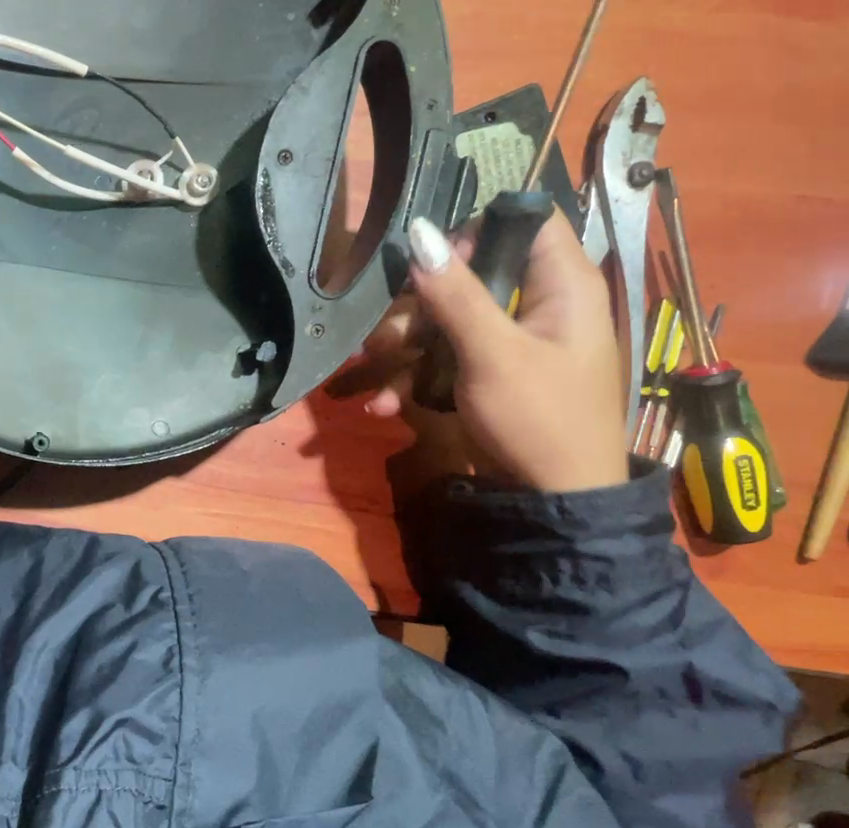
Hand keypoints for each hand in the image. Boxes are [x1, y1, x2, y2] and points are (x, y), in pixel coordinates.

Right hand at [359, 213, 628, 493]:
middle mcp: (538, 305)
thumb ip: (455, 294)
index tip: (429, 270)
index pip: (523, 223)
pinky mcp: (486, 376)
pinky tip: (381, 406)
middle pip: (469, 278)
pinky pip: (442, 362)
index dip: (473, 235)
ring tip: (374, 379)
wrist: (552, 496)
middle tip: (387, 339)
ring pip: (445, 323)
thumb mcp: (491, 353)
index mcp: (562, 285)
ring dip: (402, 350)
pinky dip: (410, 381)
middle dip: (417, 308)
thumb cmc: (537, 416)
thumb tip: (421, 231)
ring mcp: (510, 343)